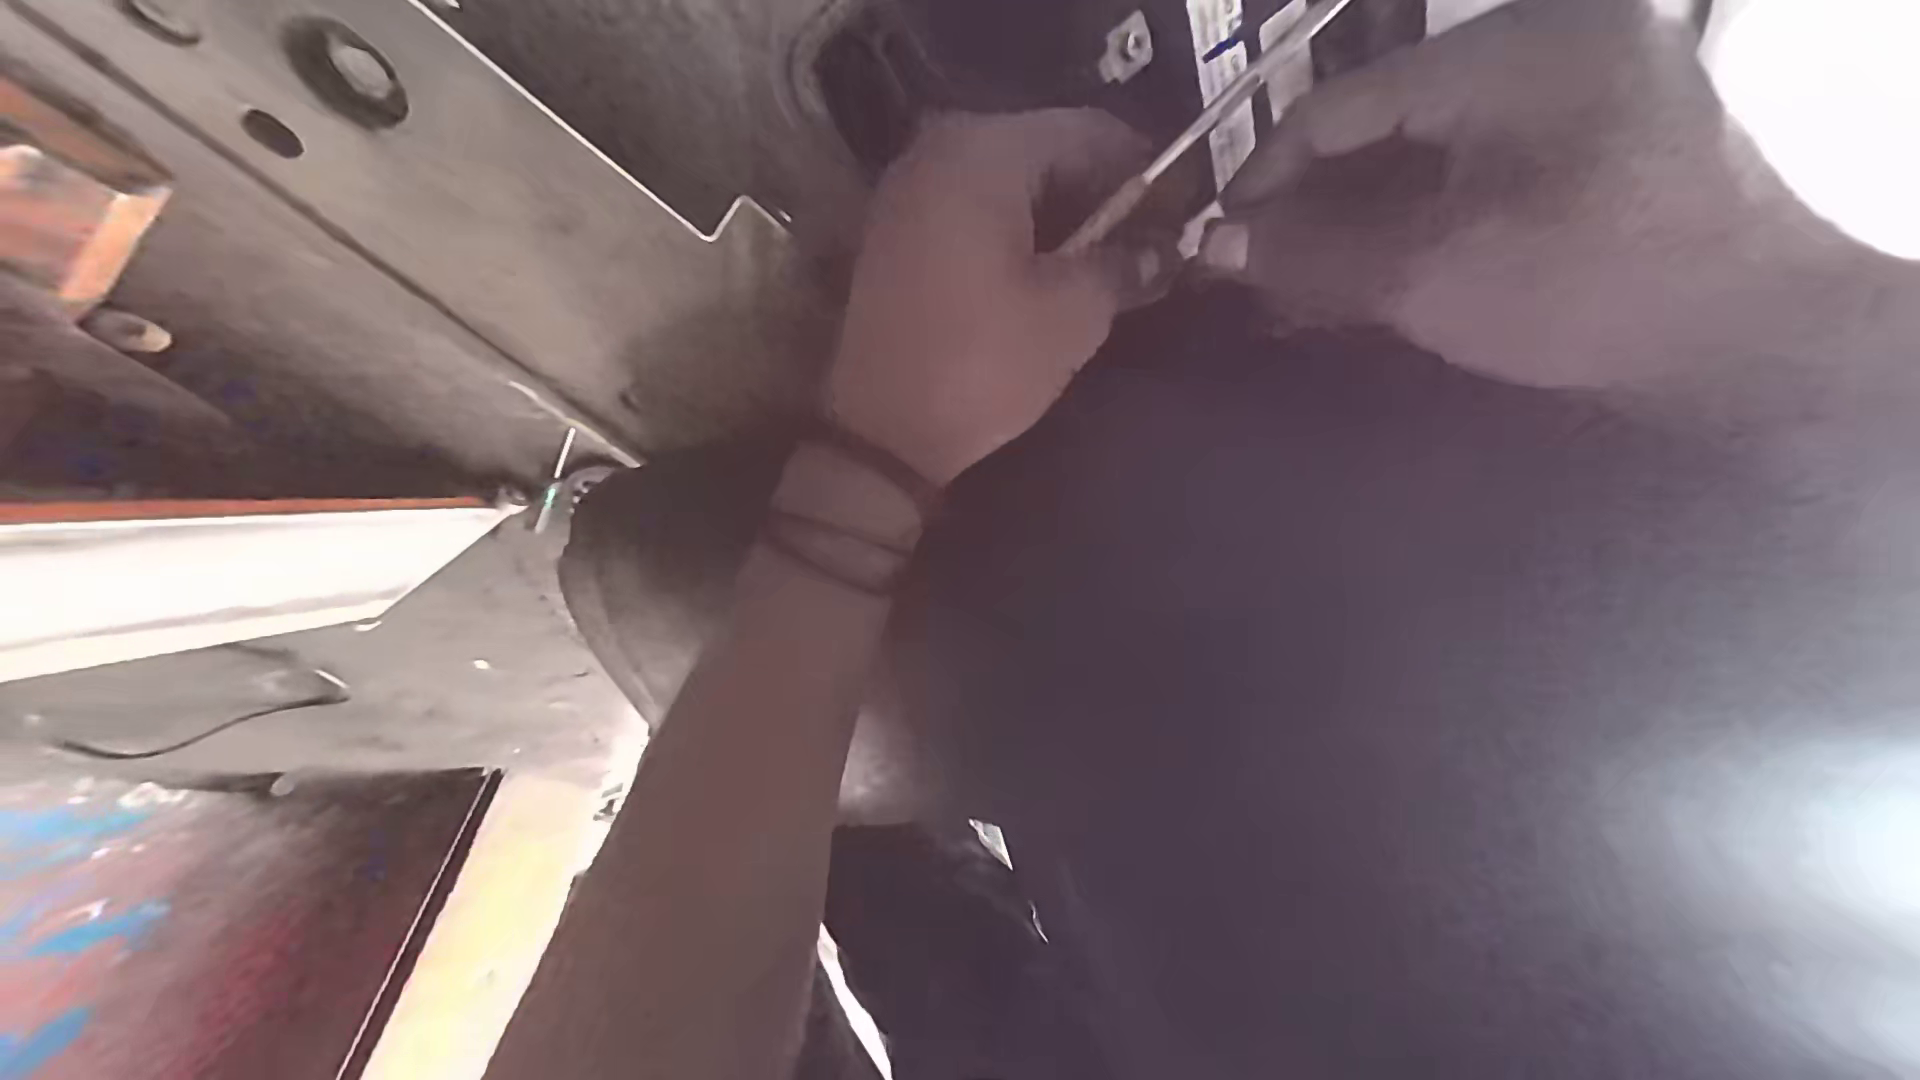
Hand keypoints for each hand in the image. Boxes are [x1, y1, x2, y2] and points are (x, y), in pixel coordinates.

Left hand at [828, 110, 1147, 485]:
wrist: (883, 436)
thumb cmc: (980, 366)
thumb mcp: (1071, 315)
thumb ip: (1126, 265)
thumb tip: (1160, 250)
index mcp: (983, 151)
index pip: (1092, 133)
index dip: (1146, 173)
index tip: (1179, 217)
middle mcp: (936, 153)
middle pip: (1046, 157)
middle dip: (1102, 202)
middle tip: (1144, 250)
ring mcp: (907, 198)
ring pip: (1008, 192)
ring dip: (1059, 226)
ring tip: (1101, 271)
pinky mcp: (894, 243)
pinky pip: (972, 222)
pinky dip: (1014, 243)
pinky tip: (1043, 281)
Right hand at [1204, 0, 1868, 389]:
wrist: (1740, 347)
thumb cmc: (1584, 294)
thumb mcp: (1425, 273)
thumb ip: (1310, 253)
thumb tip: (1210, 243)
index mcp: (1512, 52)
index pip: (1340, 104)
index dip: (1263, 174)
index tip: (1216, 238)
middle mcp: (1533, 56)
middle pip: (1368, 133)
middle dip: (1299, 209)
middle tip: (1247, 271)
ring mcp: (1552, 105)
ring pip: (1398, 164)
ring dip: (1335, 229)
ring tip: (1282, 287)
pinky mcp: (1559, 156)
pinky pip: (1439, 186)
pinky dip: (1383, 235)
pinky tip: (1342, 281)